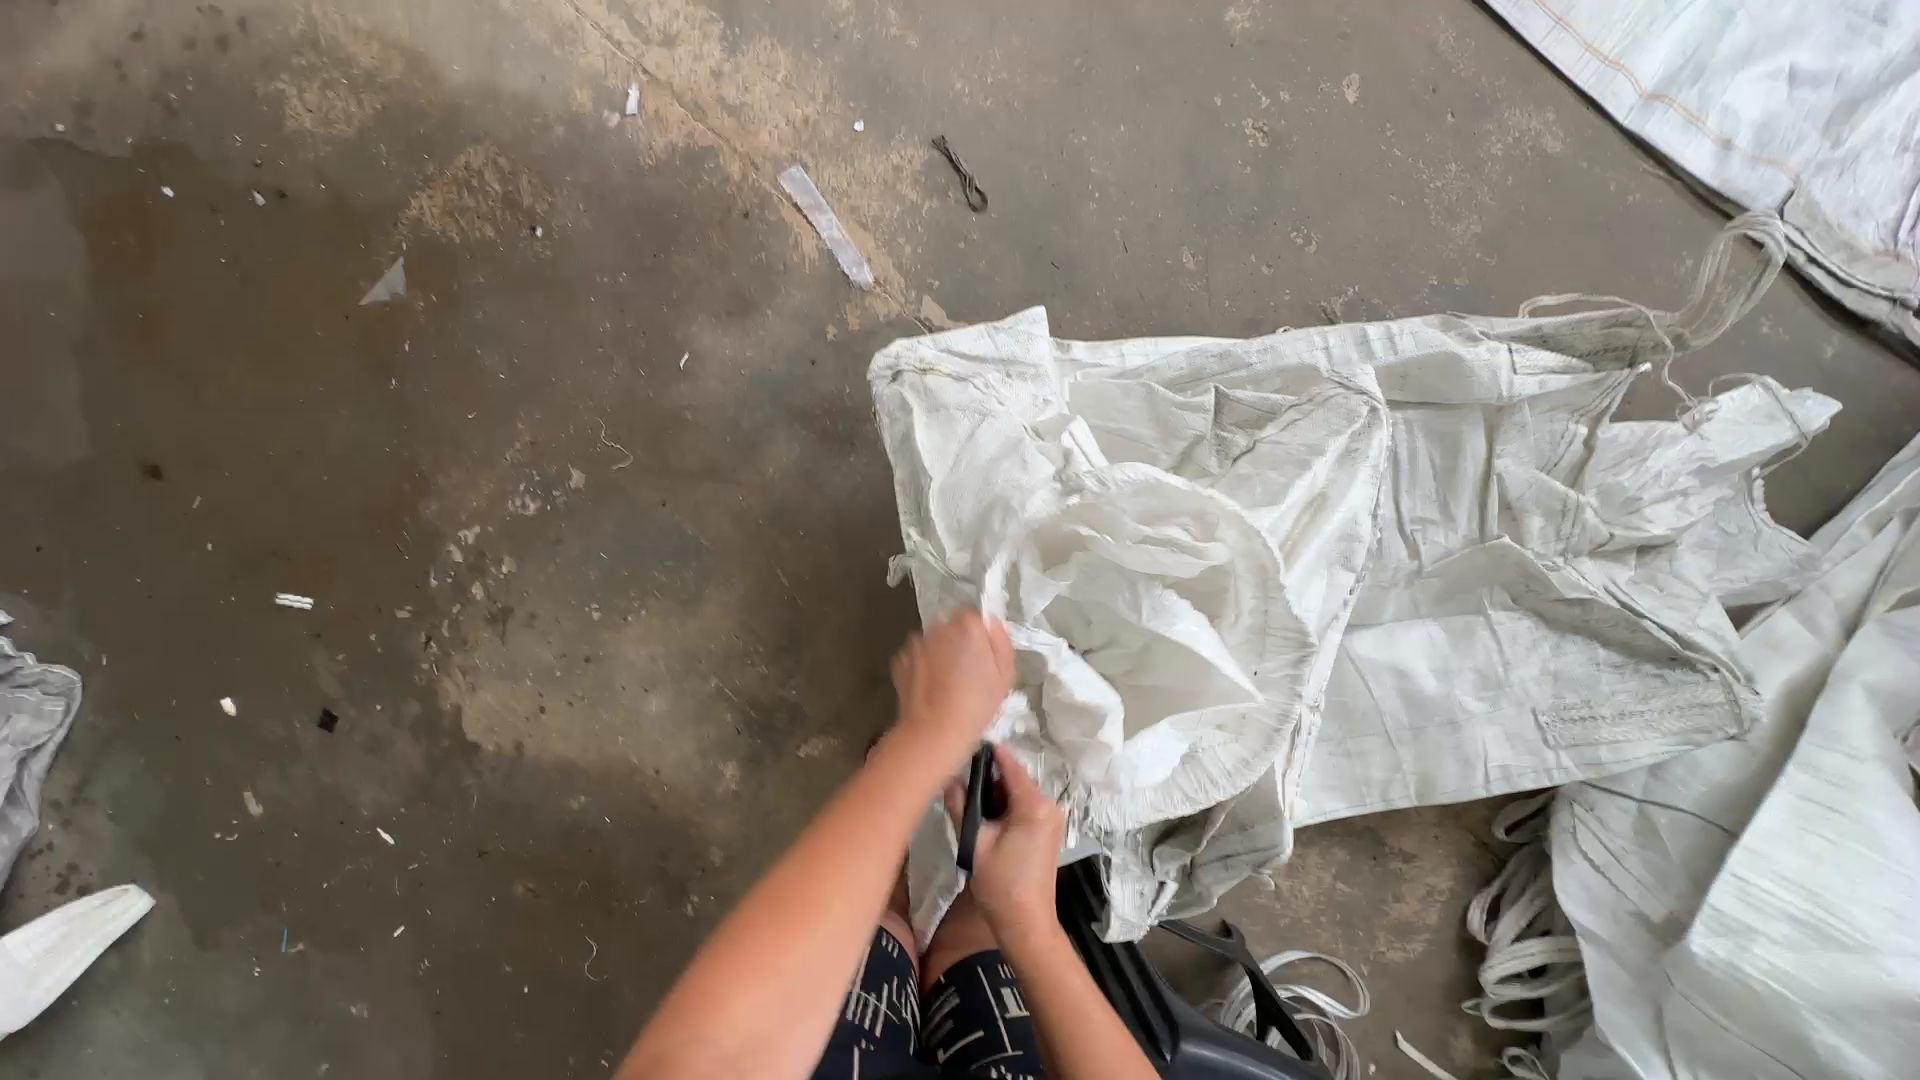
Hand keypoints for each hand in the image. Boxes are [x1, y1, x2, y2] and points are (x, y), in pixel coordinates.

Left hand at [890, 609, 1014, 756]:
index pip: (974, 614)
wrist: (933, 731)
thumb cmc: (976, 705)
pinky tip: (930, 688)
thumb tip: (991, 623)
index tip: (982, 653)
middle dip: (958, 641)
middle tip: (966, 671)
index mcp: (967, 626)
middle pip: (951, 625)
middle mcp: (939, 627)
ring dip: (939, 653)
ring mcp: (916, 642)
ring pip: (933, 641)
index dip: (979, 632)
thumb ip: (1001, 641)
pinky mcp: (900, 659)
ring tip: (946, 683)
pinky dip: (923, 666)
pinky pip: (917, 656)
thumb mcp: (1005, 675)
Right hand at [944, 743, 1065, 946]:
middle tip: (960, 781)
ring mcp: (1052, 820)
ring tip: (968, 802)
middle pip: (1014, 780)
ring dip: (995, 796)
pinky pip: (1025, 808)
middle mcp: (1049, 806)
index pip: (1010, 766)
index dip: (990, 753)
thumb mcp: (974, 843)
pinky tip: (986, 820)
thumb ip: (960, 806)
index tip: (968, 741)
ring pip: (1018, 795)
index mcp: (1034, 805)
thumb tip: (948, 779)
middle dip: (988, 780)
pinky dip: (1006, 809)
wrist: (1027, 924)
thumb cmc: (1000, 884)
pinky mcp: (1049, 832)